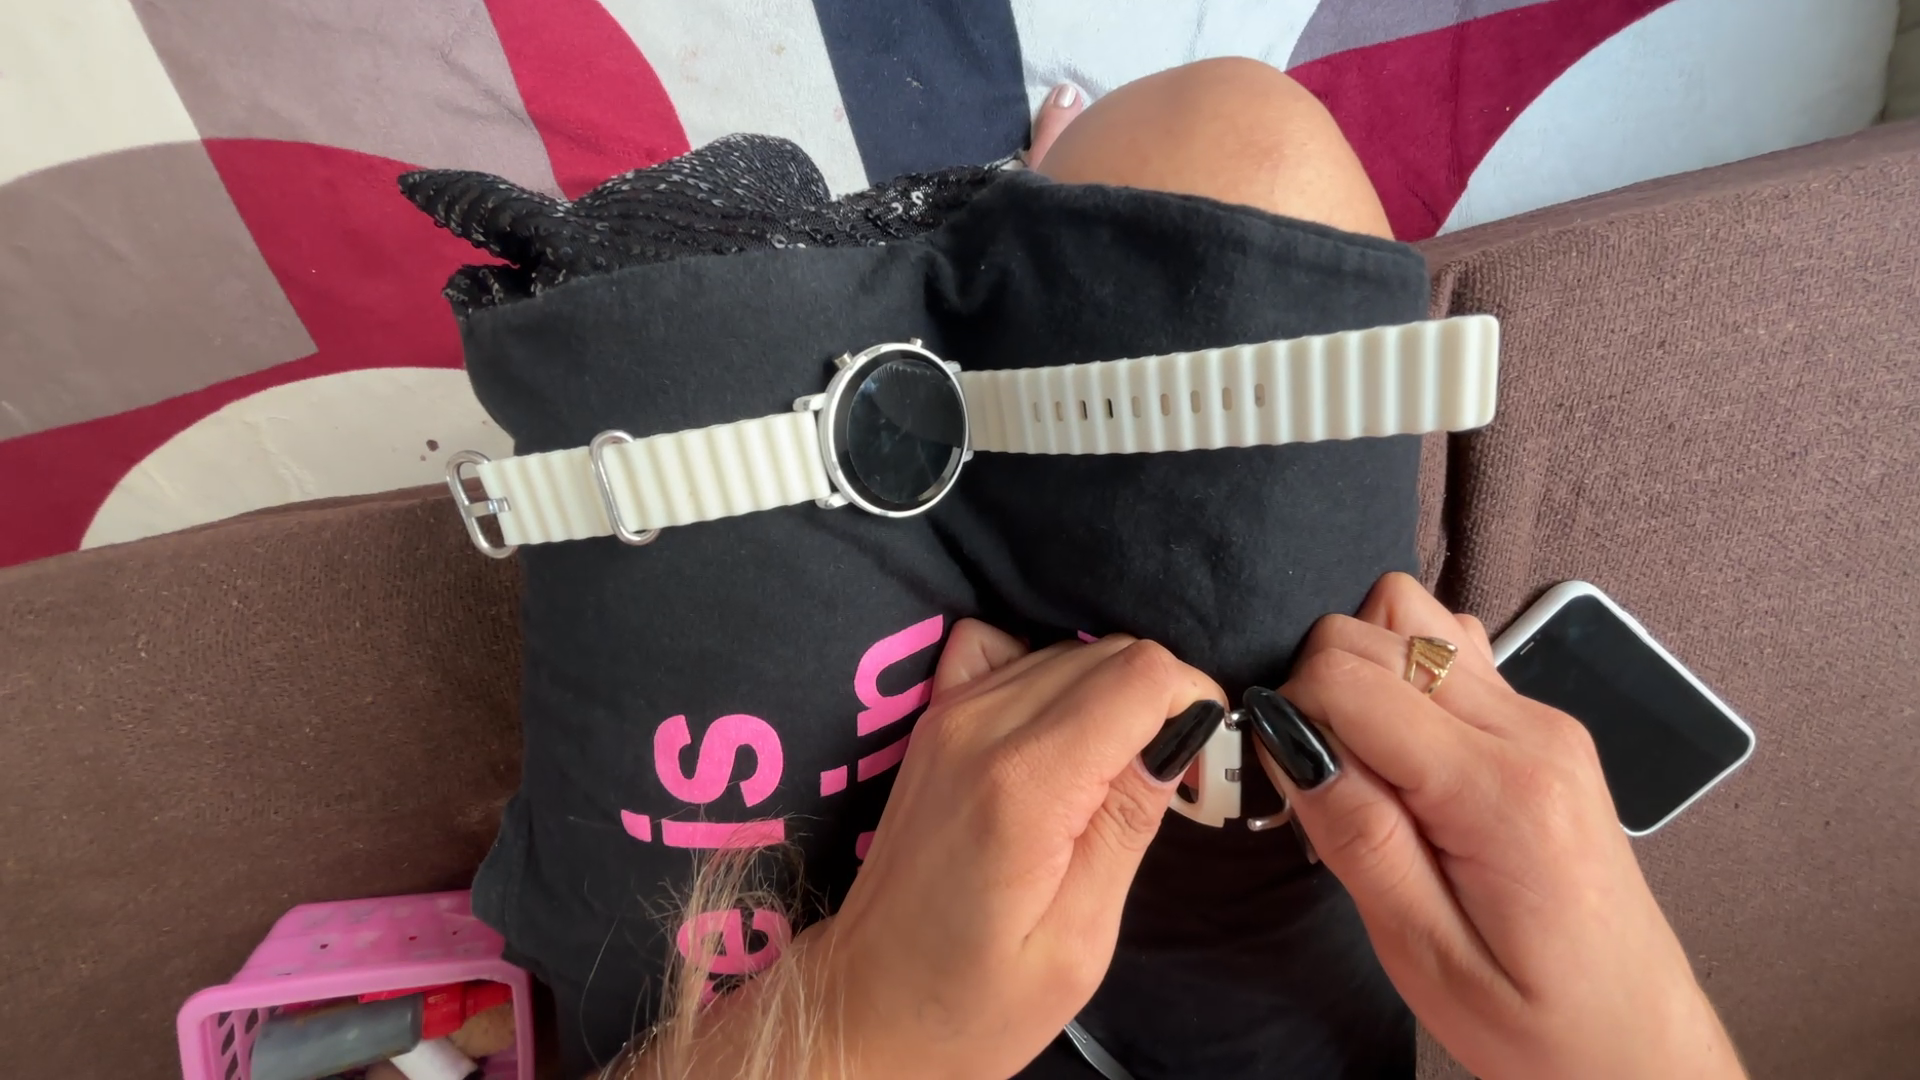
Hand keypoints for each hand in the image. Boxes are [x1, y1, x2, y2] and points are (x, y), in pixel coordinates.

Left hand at [818, 620, 1226, 1079]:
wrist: (869, 998)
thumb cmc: (978, 998)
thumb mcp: (1079, 938)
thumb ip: (1129, 819)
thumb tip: (1178, 733)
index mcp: (1025, 783)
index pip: (1139, 675)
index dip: (1192, 700)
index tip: (1198, 754)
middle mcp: (981, 724)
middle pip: (1108, 654)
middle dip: (1158, 699)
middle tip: (1163, 771)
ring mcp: (949, 711)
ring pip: (1064, 650)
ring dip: (1109, 691)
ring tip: (1111, 764)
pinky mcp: (933, 715)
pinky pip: (999, 647)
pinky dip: (1042, 668)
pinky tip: (1051, 723)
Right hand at [1250, 573, 1743, 1079]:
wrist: (1645, 1051)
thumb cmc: (1533, 1020)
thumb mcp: (1420, 950)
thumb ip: (1350, 829)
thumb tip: (1282, 731)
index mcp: (1499, 789)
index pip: (1348, 679)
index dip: (1291, 713)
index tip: (1292, 775)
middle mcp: (1527, 726)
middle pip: (1366, 632)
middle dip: (1313, 686)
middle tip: (1322, 772)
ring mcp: (1537, 713)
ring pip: (1403, 611)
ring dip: (1355, 664)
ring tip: (1358, 745)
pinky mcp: (1533, 718)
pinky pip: (1440, 639)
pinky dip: (1394, 662)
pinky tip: (1398, 732)